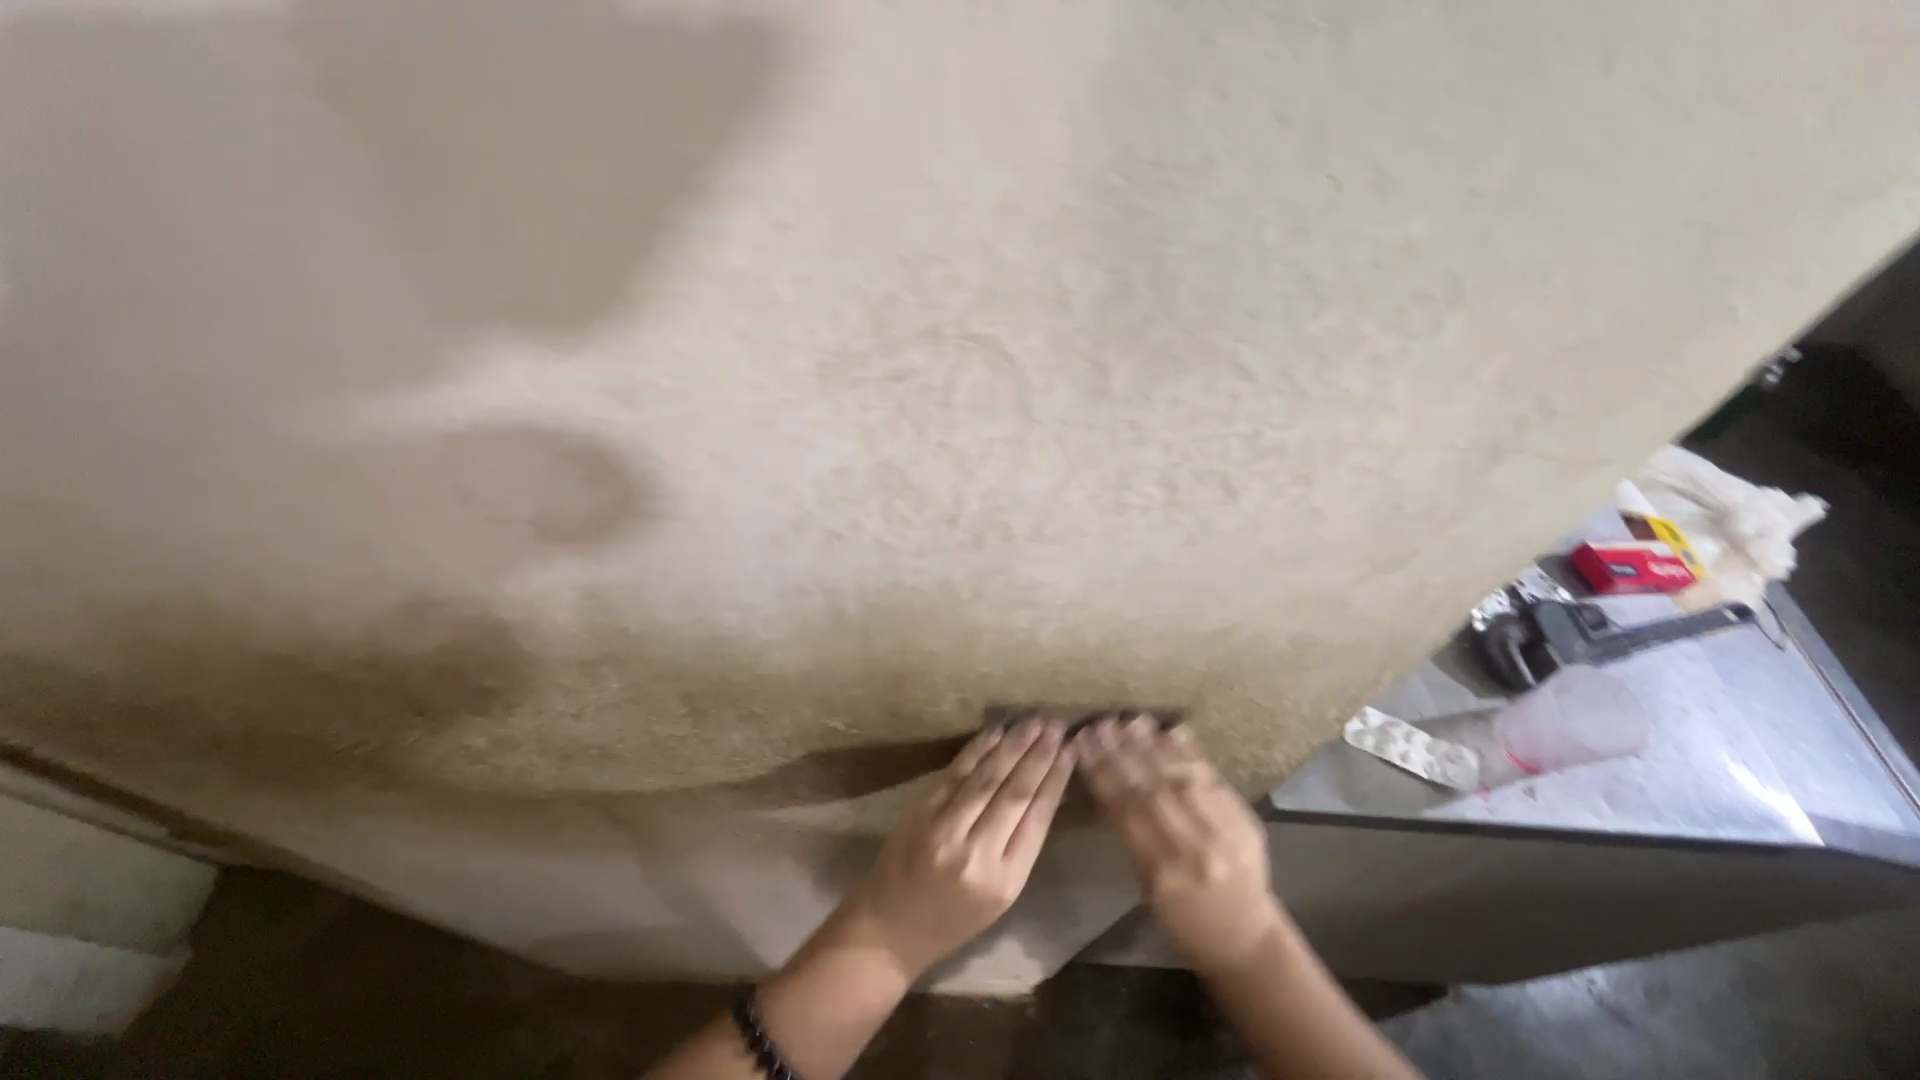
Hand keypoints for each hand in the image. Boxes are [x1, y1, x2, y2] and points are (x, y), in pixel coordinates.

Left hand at [829, 718, 1075, 978]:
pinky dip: (978, 750)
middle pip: (1014, 793)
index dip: (1055, 779)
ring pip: (986, 778)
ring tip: (1033, 722)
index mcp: (1005, 880)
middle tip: (1056, 725)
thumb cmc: (954, 918)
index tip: (1070, 751)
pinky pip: (956, 774)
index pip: (1037, 817)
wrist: (890, 927)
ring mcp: (945, 829)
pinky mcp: (921, 812)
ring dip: (1012, 745)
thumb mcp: (1001, 895)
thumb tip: (1044, 791)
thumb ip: (1021, 846)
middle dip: (1038, 755)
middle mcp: (976, 853)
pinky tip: (996, 732)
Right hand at [1075, 715, 1285, 974]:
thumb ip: (1134, 837)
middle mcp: (1194, 847)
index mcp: (1162, 872)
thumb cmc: (1185, 921)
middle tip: (1100, 724)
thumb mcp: (1147, 888)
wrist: (1246, 937)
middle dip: (1122, 752)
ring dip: (1151, 744)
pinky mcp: (1245, 818)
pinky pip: (1211, 777)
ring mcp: (1224, 830)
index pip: (1126, 811)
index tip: (1083, 745)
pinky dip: (1187, 752)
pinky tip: (1168, 731)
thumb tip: (1113, 786)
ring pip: (1181, 777)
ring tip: (1129, 720)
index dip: (1102, 774)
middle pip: (1151, 788)